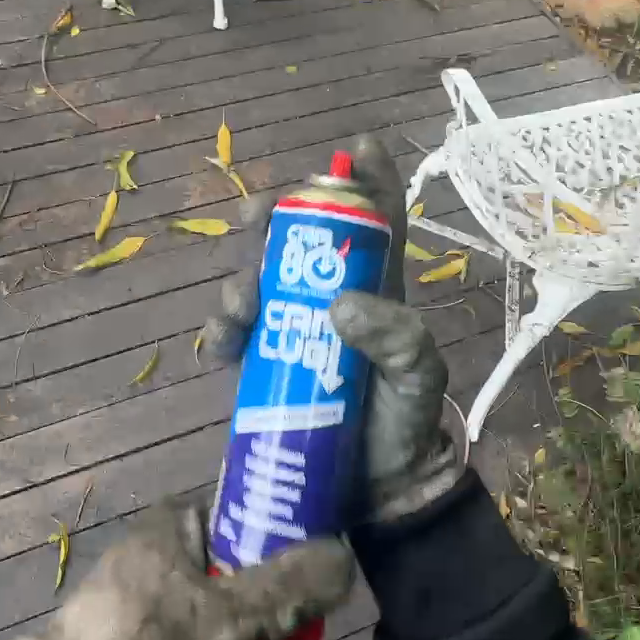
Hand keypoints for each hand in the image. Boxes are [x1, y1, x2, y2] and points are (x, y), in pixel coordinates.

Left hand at [0, 495, 352, 639]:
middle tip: (297, 628)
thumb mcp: (222, 617)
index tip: (318, 572)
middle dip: (272, 597)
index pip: (250, 511)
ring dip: (252, 630)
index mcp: (175, 517)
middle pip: (242, 564)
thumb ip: (284, 588)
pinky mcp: (141, 629)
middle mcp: (163, 543)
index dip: (289, 537)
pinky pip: (200, 632)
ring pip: (225, 603)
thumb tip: (344, 557)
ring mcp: (149, 588)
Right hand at [198, 135, 464, 522]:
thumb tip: (338, 305)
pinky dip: (221, 329)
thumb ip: (396, 337)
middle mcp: (327, 296)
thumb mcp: (418, 376)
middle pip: (297, 239)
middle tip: (259, 213)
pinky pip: (232, 332)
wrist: (375, 491)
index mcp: (377, 288)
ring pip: (256, 277)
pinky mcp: (260, 362)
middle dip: (276, 214)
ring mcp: (288, 327)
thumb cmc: (402, 423)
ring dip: (243, 274)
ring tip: (245, 298)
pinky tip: (225, 341)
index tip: (356, 148)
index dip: (368, 181)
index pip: (375, 223)